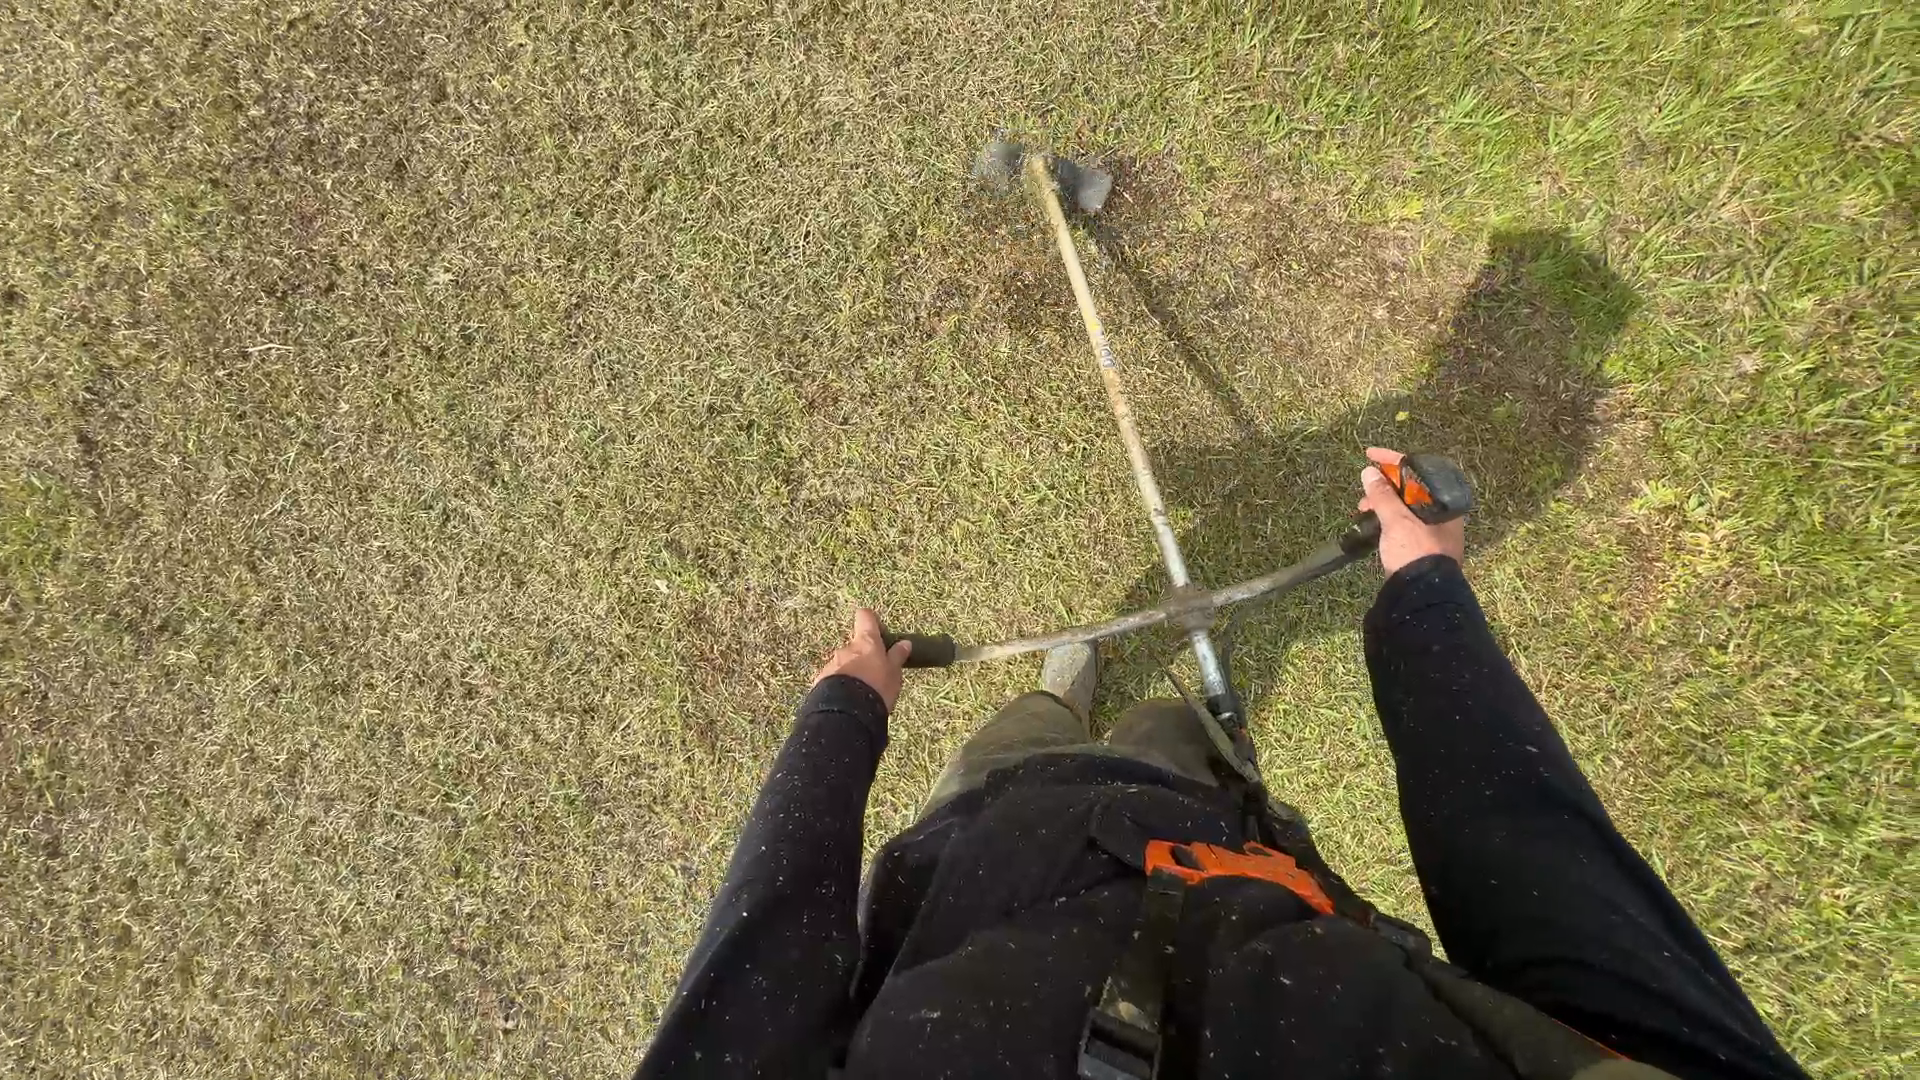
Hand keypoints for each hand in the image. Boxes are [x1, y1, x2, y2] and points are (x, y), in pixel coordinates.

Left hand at [811, 608, 912, 711]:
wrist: (847, 713)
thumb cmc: (876, 688)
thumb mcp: (894, 673)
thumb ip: (897, 656)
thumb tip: (904, 643)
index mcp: (866, 642)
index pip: (865, 616)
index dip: (872, 621)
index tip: (880, 632)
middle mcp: (846, 649)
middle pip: (855, 645)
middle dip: (864, 656)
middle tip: (875, 675)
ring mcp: (832, 664)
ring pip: (844, 663)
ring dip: (852, 672)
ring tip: (862, 692)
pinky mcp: (820, 680)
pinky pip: (833, 678)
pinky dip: (840, 685)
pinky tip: (847, 700)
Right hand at [1359, 447, 1465, 575]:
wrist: (1423, 591)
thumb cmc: (1415, 550)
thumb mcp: (1396, 520)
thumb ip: (1382, 495)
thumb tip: (1369, 472)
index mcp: (1445, 500)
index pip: (1418, 469)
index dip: (1392, 459)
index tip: (1369, 454)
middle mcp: (1442, 510)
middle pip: (1411, 485)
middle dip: (1384, 483)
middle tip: (1364, 488)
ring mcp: (1433, 525)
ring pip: (1405, 503)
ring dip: (1382, 500)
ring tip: (1363, 508)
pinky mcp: (1421, 540)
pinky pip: (1402, 518)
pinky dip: (1386, 515)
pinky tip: (1372, 521)